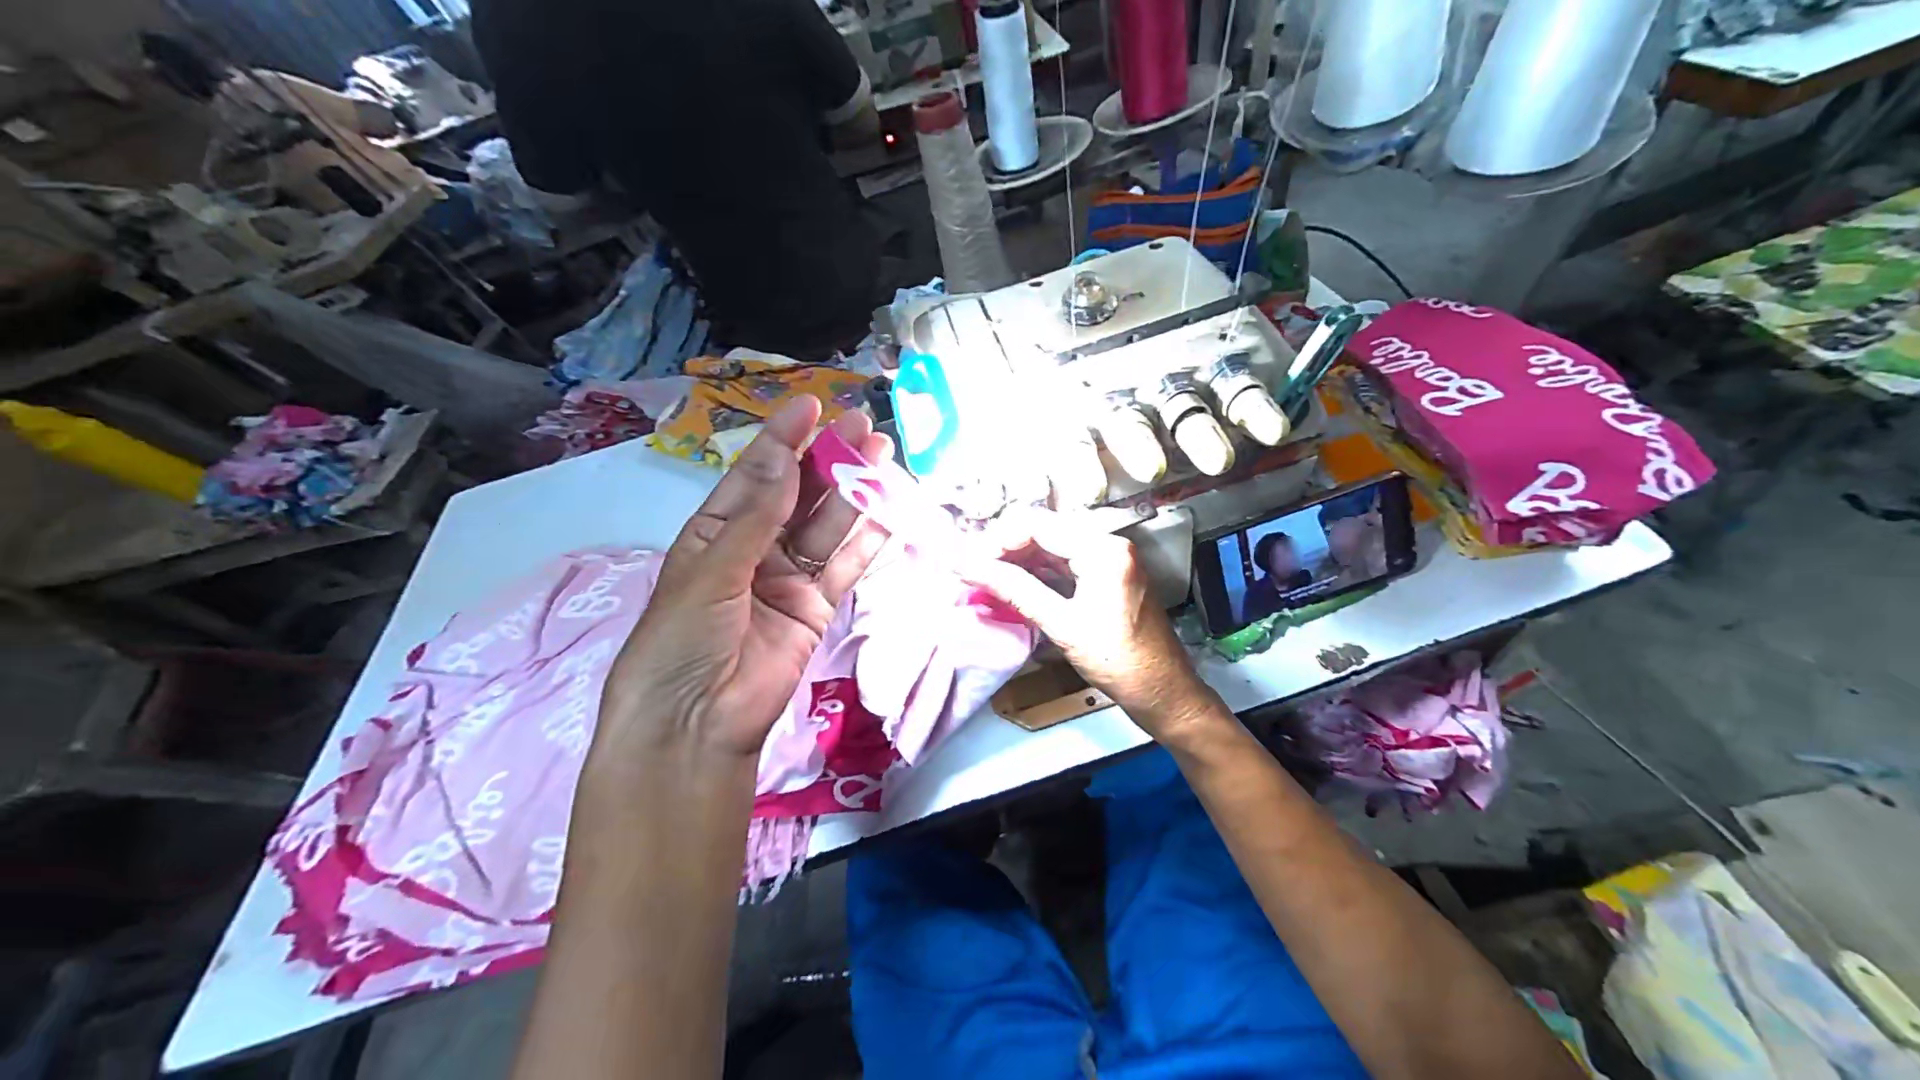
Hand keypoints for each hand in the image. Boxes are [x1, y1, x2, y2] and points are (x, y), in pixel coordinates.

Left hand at [598, 398, 890, 766]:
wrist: (696, 723)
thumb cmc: (681, 640)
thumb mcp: (710, 570)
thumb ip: (756, 517)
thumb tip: (782, 455)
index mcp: (715, 533)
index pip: (755, 476)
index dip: (782, 439)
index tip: (811, 405)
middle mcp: (755, 549)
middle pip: (798, 496)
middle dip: (828, 460)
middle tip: (861, 425)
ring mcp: (789, 579)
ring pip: (827, 526)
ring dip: (854, 492)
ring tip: (881, 454)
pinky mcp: (817, 608)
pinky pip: (845, 567)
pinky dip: (868, 540)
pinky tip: (889, 510)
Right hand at [960, 509, 1222, 744]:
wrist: (1163, 692)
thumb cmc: (1118, 661)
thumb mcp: (1061, 625)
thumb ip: (1015, 590)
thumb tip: (969, 568)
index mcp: (1103, 549)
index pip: (1037, 525)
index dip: (998, 540)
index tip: (971, 564)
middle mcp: (1109, 544)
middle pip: (1044, 531)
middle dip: (1006, 549)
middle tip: (975, 572)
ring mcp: (1109, 560)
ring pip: (1052, 547)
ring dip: (1019, 561)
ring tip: (988, 580)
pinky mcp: (1106, 576)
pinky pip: (1065, 563)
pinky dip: (1038, 573)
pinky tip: (1014, 586)